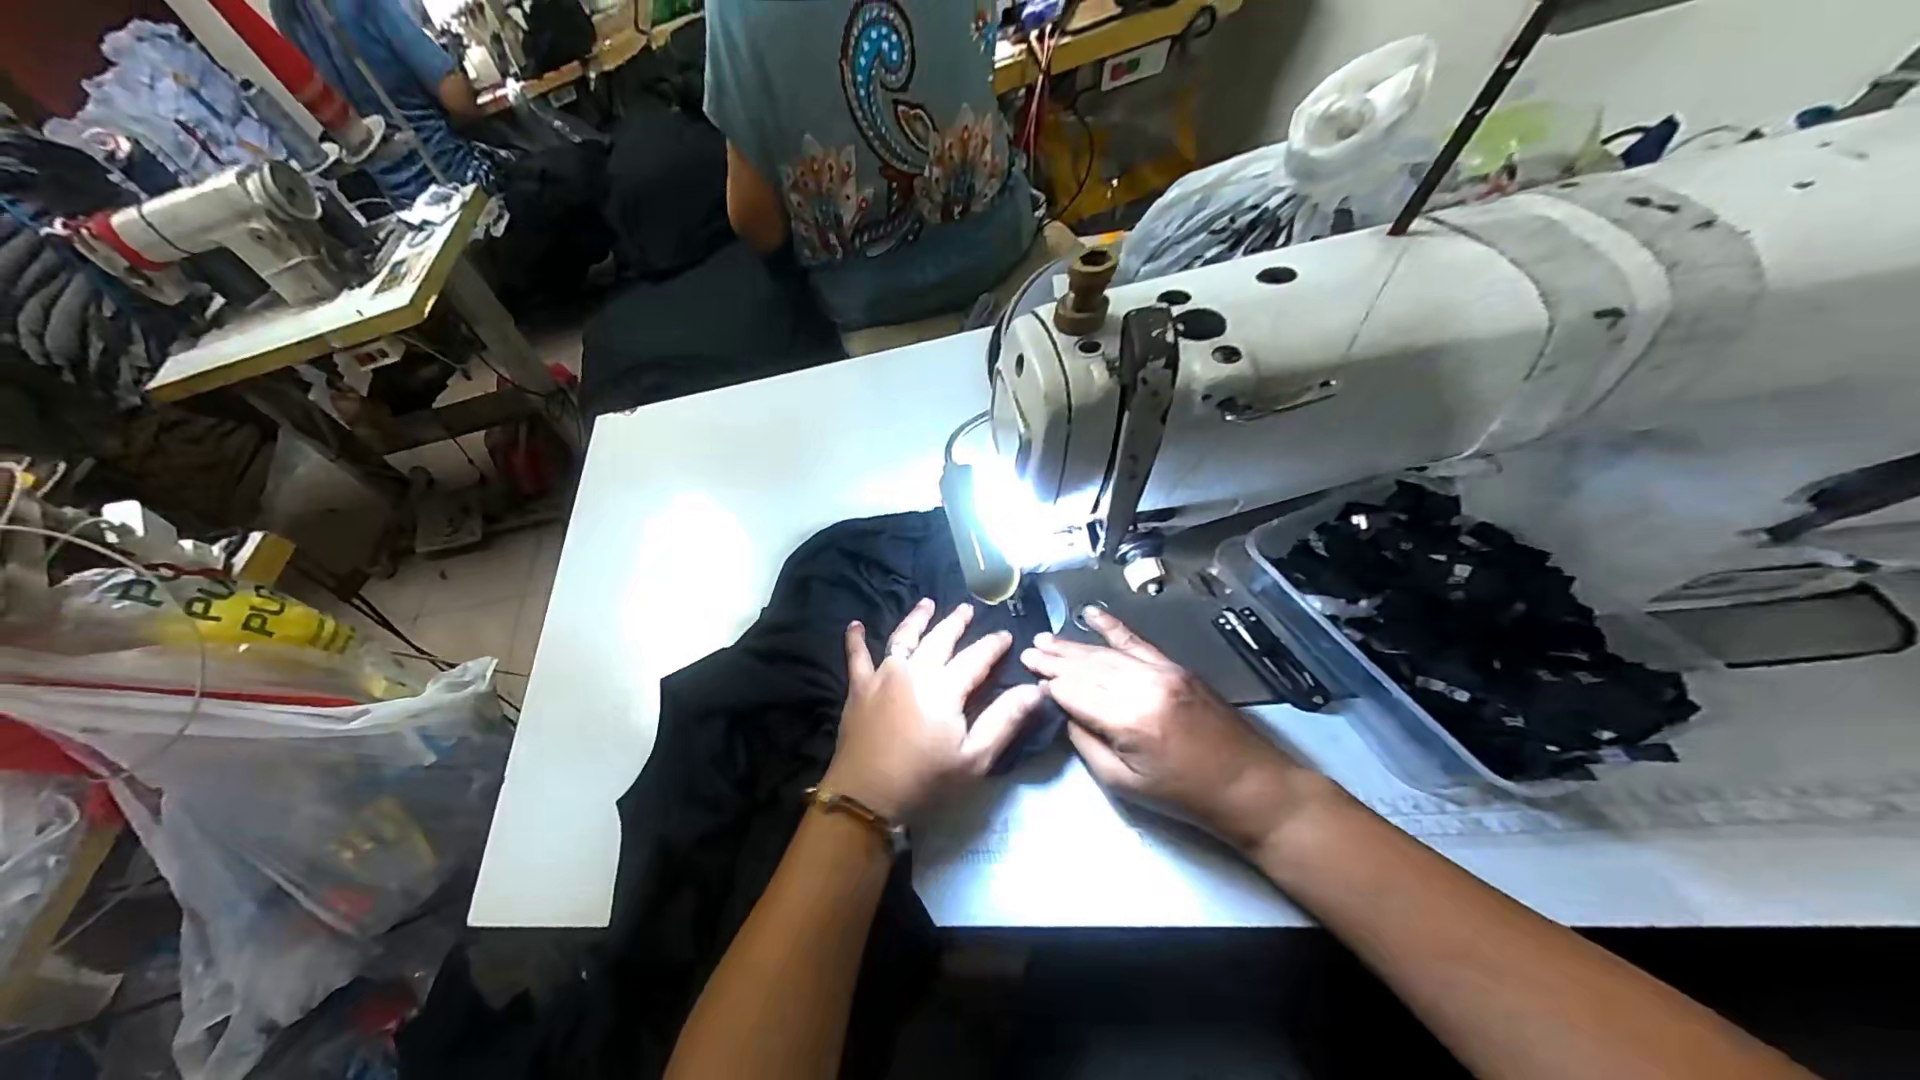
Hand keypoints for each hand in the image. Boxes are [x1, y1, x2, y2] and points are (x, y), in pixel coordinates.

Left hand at [822, 599, 1047, 823]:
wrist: (866, 797)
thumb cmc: (926, 780)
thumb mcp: (975, 757)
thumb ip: (1005, 719)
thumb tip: (1036, 689)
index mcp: (945, 687)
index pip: (976, 657)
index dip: (993, 644)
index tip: (1006, 634)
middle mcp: (914, 671)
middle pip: (939, 639)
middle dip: (956, 622)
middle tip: (968, 610)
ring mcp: (883, 676)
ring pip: (902, 638)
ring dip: (916, 618)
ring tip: (926, 603)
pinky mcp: (859, 688)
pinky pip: (856, 657)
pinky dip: (855, 640)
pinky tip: (855, 625)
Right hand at [1021, 606, 1330, 850]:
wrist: (1249, 785)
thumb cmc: (1184, 796)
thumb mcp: (1124, 783)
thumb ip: (1088, 744)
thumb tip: (1066, 713)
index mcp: (1127, 720)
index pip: (1073, 692)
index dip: (1048, 684)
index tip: (1026, 675)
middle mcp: (1142, 686)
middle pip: (1087, 666)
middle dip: (1055, 659)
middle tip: (1028, 651)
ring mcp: (1162, 671)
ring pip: (1106, 652)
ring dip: (1074, 646)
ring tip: (1046, 639)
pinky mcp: (1176, 666)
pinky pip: (1137, 640)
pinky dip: (1113, 626)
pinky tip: (1093, 614)